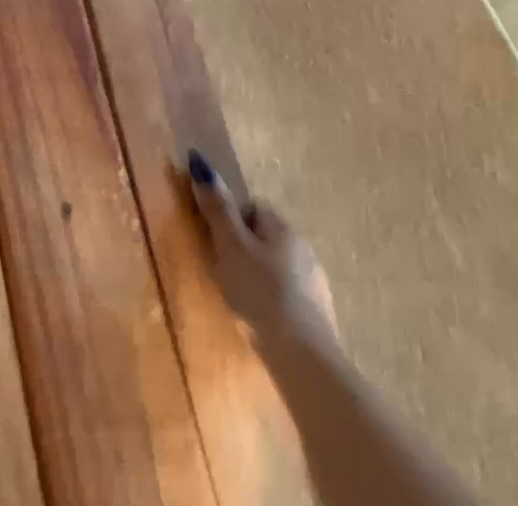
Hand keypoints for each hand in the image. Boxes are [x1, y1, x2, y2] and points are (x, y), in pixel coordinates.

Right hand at [187, 149, 335, 345]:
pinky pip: (284, 287)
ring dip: (254, 268)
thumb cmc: (259, 291)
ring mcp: (313, 280)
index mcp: (283, 230)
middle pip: (264, 234)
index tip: (211, 237)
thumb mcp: (230, 246)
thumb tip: (202, 165)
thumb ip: (217, 208)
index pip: (252, 207)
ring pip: (275, 262)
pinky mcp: (315, 308)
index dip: (228, 217)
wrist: (300, 352)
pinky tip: (257, 309)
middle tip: (218, 264)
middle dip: (241, 243)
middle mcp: (304, 249)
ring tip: (235, 290)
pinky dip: (268, 291)